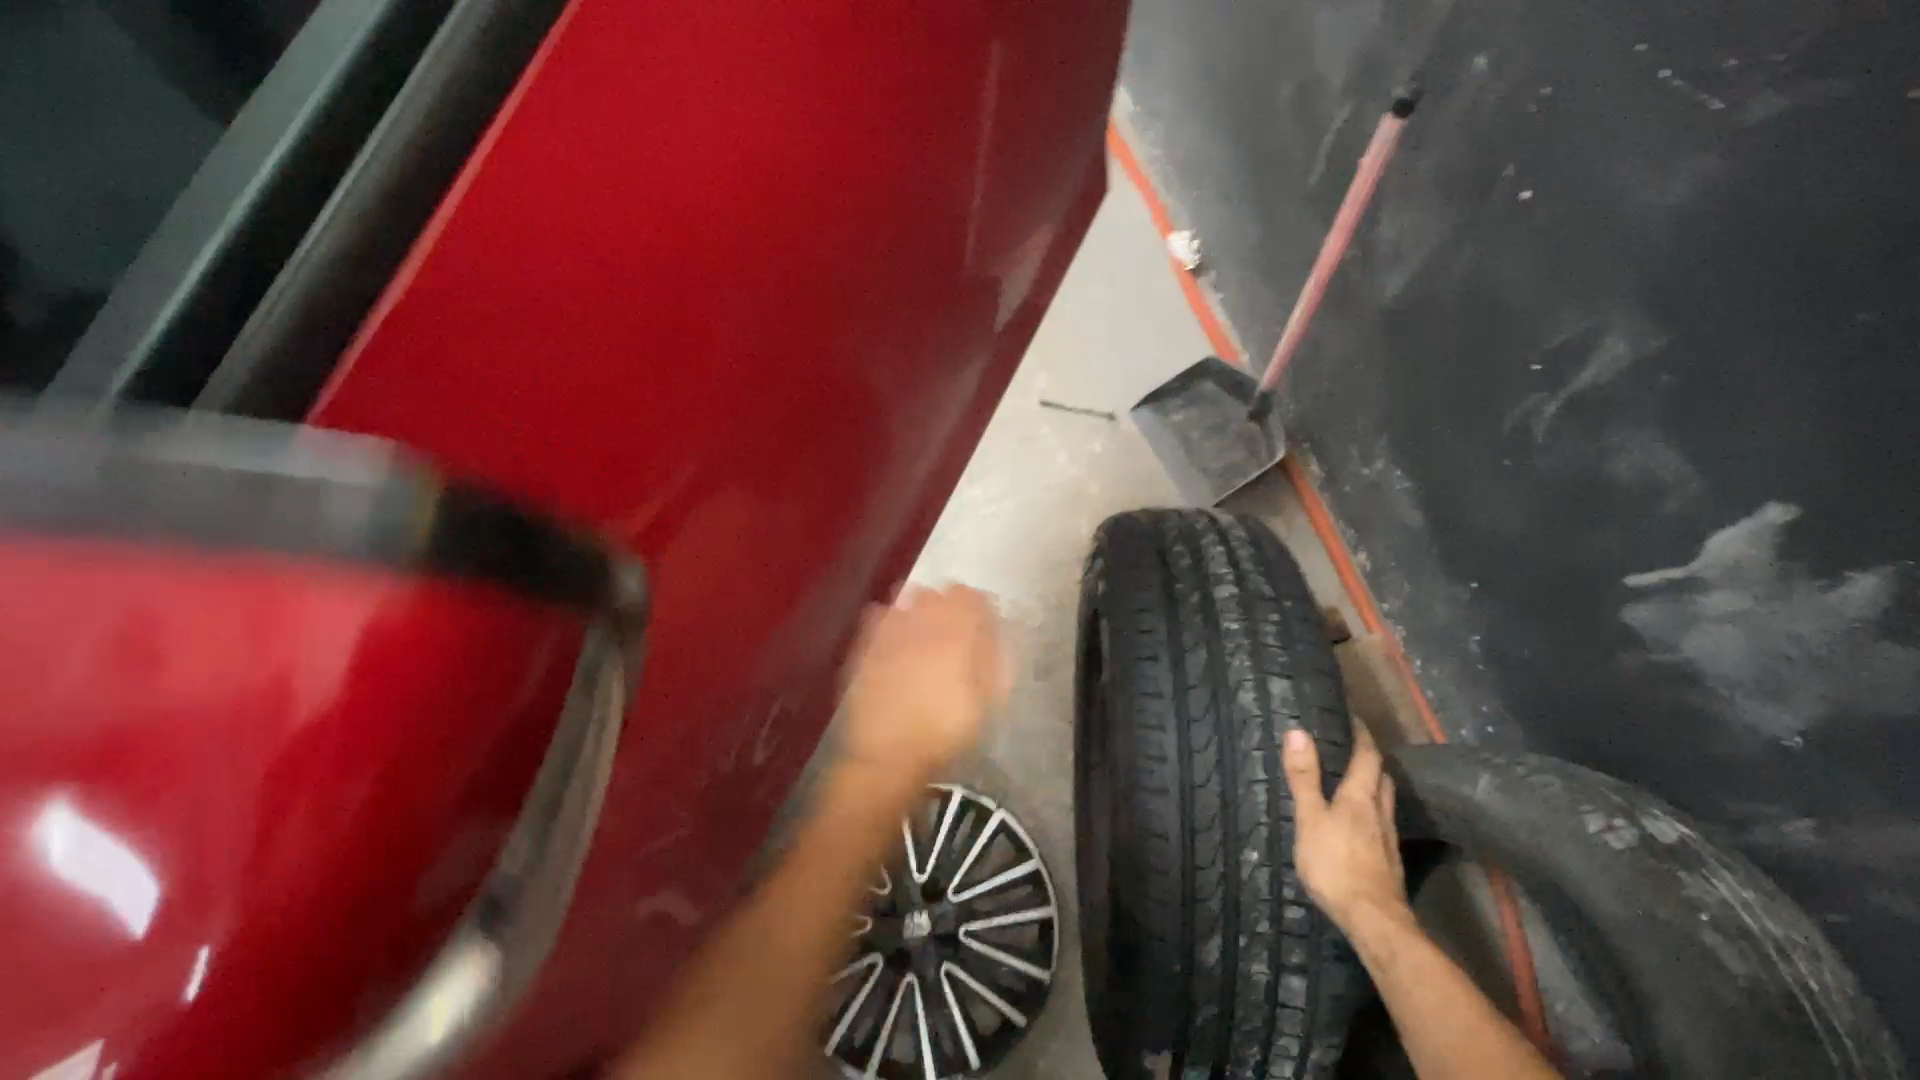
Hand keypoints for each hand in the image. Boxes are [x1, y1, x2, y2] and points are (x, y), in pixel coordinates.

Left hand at [842, 585, 1009, 787]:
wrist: (890, 754)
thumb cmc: (945, 732)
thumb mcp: (986, 700)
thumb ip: (993, 659)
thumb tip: (995, 632)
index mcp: (957, 633)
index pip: (970, 596)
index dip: (979, 605)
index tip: (984, 621)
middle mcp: (923, 622)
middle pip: (938, 592)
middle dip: (950, 604)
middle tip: (956, 628)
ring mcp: (890, 630)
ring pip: (908, 597)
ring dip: (920, 607)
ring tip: (925, 631)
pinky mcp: (866, 644)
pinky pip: (879, 615)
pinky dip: (891, 619)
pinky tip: (896, 639)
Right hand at [1282, 724, 1409, 931]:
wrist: (1373, 920)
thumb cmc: (1336, 865)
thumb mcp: (1310, 818)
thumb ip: (1304, 777)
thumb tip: (1298, 732)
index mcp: (1359, 797)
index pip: (1367, 756)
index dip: (1362, 735)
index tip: (1353, 718)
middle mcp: (1379, 813)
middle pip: (1382, 778)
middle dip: (1371, 761)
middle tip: (1354, 750)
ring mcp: (1387, 840)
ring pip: (1385, 803)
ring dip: (1375, 787)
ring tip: (1357, 784)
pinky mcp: (1388, 863)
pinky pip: (1382, 826)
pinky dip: (1372, 815)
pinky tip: (1361, 828)